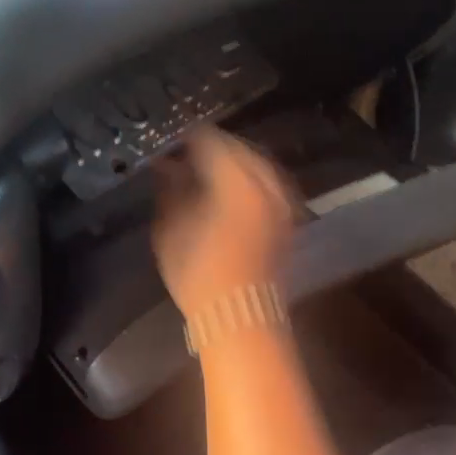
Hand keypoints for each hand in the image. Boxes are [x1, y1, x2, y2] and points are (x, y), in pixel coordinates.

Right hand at [150, 126, 296, 317]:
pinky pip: (268, 185)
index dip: (186, 139)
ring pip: (257, 166)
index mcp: (238, 180)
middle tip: (186, 156)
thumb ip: (170, 189)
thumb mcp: (171, 230)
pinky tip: (231, 193)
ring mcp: (283, 199)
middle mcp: (267, 181)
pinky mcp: (289, 218)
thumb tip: (166, 165)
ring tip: (207, 173)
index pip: (210, 140)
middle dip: (213, 150)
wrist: (240, 316)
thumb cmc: (199, 275)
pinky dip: (249, 183)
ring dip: (233, 165)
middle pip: (238, 149)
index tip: (169, 142)